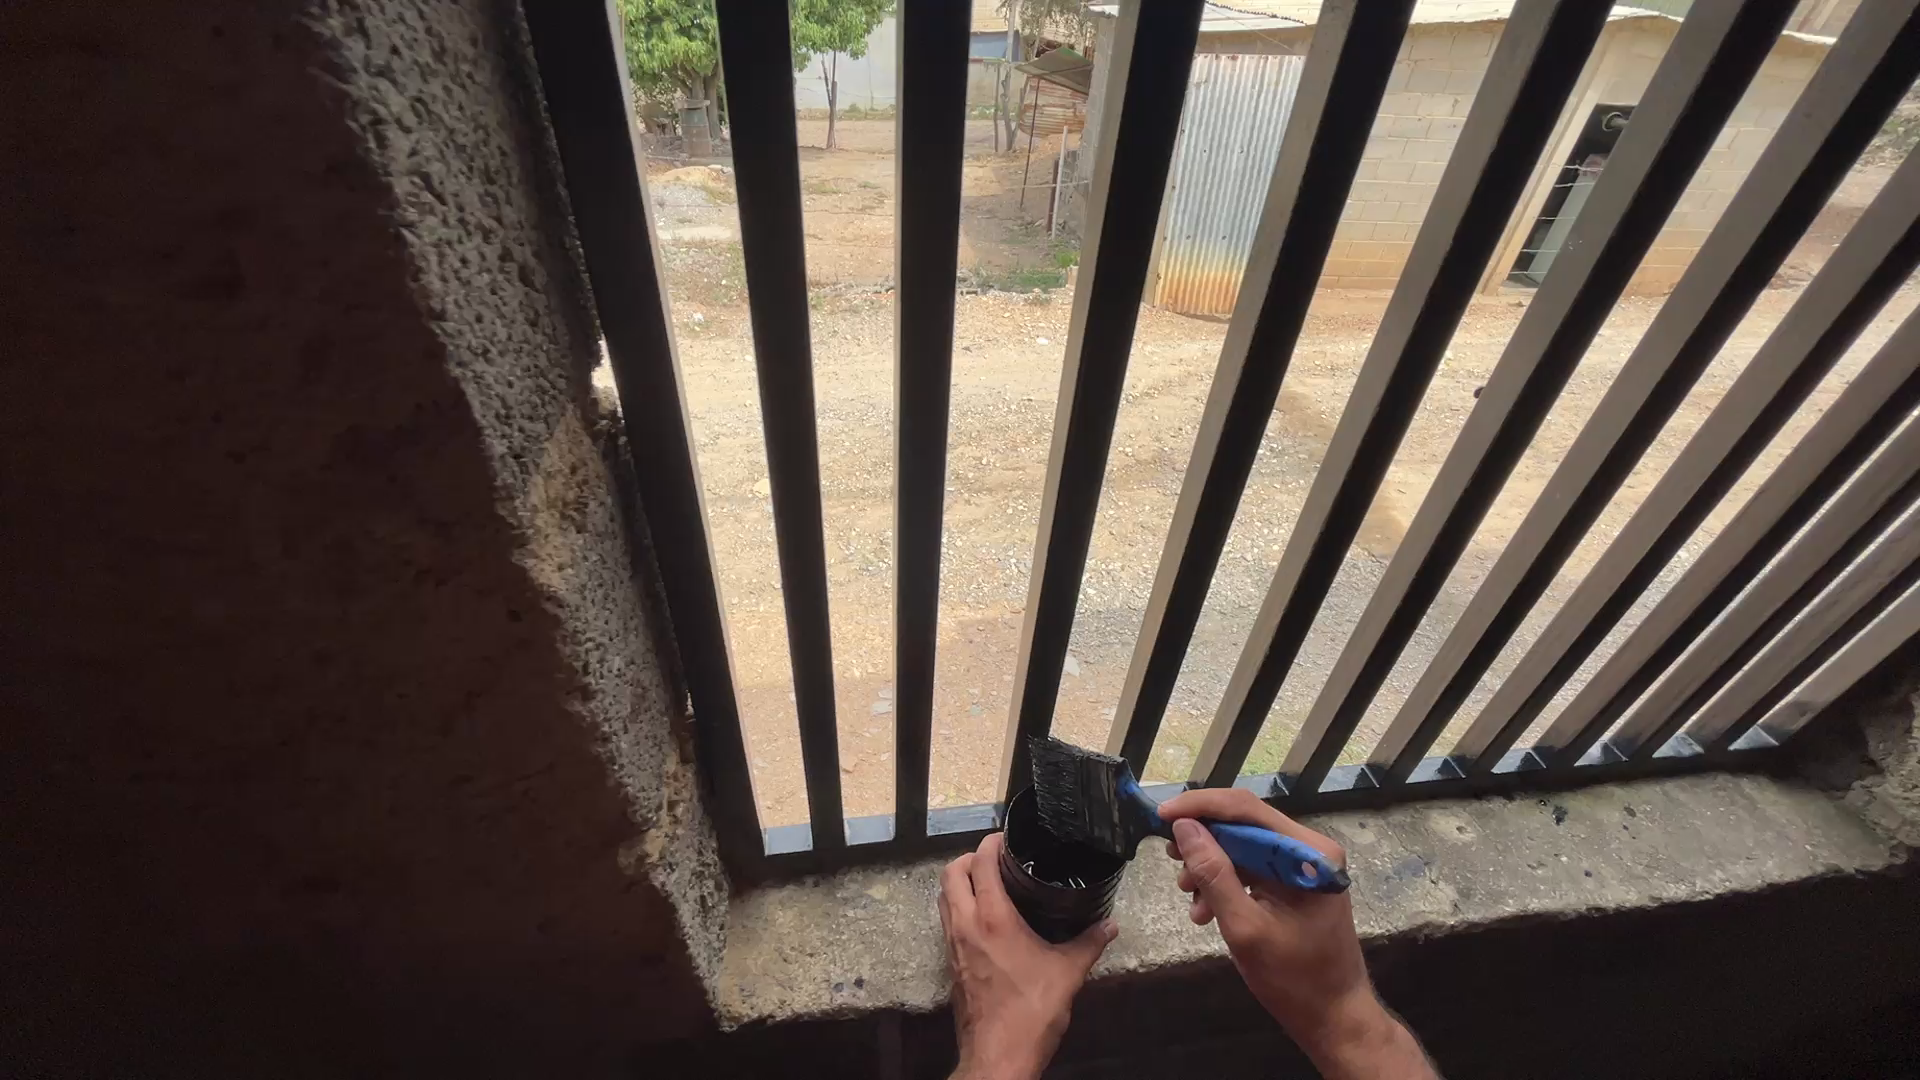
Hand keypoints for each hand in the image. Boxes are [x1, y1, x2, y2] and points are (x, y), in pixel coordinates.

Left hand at [939, 832, 1117, 1079]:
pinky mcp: (949, 961)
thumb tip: (1110, 924)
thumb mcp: (1067, 974)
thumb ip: (1089, 943)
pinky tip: (981, 916)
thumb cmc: (1032, 1011)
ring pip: (944, 895)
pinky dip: (957, 905)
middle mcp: (965, 923)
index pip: (980, 862)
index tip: (1007, 839)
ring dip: (959, 881)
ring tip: (986, 882)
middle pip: (951, 872)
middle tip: (994, 859)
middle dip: (968, 857)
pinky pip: (946, 919)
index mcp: (992, 917)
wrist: (998, 1058)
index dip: (990, 844)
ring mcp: (952, 943)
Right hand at [1159, 789, 1435, 1079]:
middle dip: (1201, 841)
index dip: (1199, 806)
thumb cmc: (1295, 979)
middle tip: (1170, 858)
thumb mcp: (1245, 928)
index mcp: (1308, 851)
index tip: (1161, 816)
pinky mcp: (1291, 878)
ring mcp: (1300, 862)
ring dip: (1208, 864)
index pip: (1245, 808)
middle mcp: (1307, 846)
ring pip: (1239, 843)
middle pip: (1240, 823)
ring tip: (1187, 893)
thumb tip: (1183, 826)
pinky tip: (1204, 908)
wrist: (1334, 1021)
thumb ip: (1213, 873)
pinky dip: (1222, 880)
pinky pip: (1247, 863)